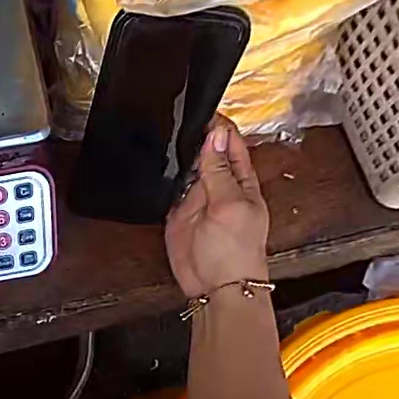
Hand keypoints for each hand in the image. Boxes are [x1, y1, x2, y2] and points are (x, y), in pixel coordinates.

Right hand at [165, 117, 269, 298]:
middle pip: (207, 154)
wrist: (217, 286)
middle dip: (195, 139)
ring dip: (178, 159)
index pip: (231, 144)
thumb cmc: (235, 250)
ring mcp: (197, 201)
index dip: (219, 128)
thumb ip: (219, 172)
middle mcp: (218, 187)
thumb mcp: (230, 205)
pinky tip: (157, 170)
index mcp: (241, 181)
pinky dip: (164, 182)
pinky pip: (169, 193)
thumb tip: (215, 137)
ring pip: (187, 171)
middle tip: (177, 122)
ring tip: (165, 142)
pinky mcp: (177, 216)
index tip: (202, 112)